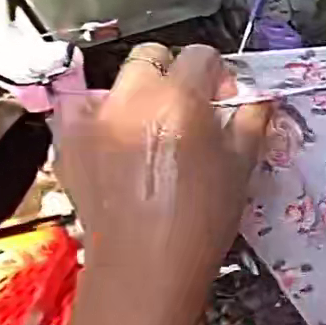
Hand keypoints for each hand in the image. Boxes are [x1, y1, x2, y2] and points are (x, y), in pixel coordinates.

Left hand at [50, 43, 271, 311]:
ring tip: (152, 127)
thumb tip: (256, 98)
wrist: (145, 269)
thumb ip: (251, 120)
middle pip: (153, 55)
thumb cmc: (201, 221)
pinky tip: (117, 139)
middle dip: (175, 73)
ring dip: (139, 92)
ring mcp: (94, 119)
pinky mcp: (68, 142)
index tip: (223, 96)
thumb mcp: (240, 166)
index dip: (218, 73)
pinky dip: (100, 114)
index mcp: (180, 101)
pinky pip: (81, 108)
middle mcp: (132, 100)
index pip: (201, 55)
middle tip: (189, 107)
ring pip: (117, 80)